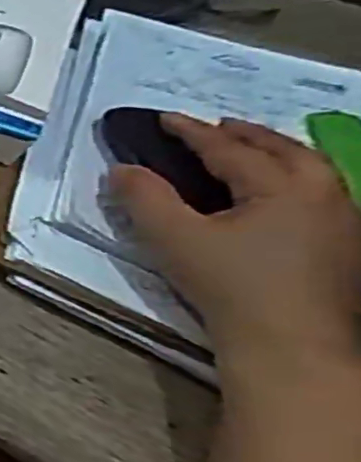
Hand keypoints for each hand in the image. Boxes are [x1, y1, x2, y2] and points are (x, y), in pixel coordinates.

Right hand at [111, 113, 360, 347]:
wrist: (292, 342)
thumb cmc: (230, 284)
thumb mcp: (172, 237)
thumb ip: (144, 198)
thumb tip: (124, 169)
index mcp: (283, 188)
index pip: (229, 149)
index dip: (192, 132)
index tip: (163, 118)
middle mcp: (325, 196)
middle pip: (287, 152)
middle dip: (248, 135)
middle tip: (214, 126)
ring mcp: (343, 222)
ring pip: (311, 171)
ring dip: (275, 153)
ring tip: (245, 150)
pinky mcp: (344, 246)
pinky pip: (319, 193)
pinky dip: (291, 177)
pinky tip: (273, 190)